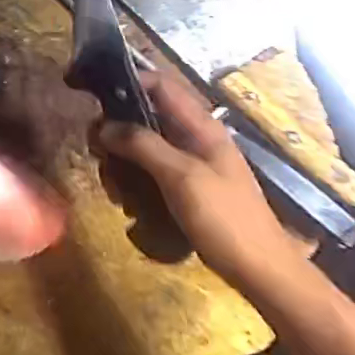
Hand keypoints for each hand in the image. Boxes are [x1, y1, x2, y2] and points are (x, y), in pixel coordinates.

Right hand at [99, 70, 303, 289]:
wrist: (262, 273)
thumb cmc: (226, 219)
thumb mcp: (181, 177)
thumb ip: (142, 144)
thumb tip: (103, 126)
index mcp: (200, 127)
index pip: (159, 84)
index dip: (126, 80)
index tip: (92, 91)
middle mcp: (192, 138)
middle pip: (142, 116)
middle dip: (114, 132)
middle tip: (98, 153)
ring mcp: (188, 164)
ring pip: (139, 146)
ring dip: (119, 163)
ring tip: (115, 190)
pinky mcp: (183, 187)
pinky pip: (146, 172)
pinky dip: (132, 182)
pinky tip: (127, 204)